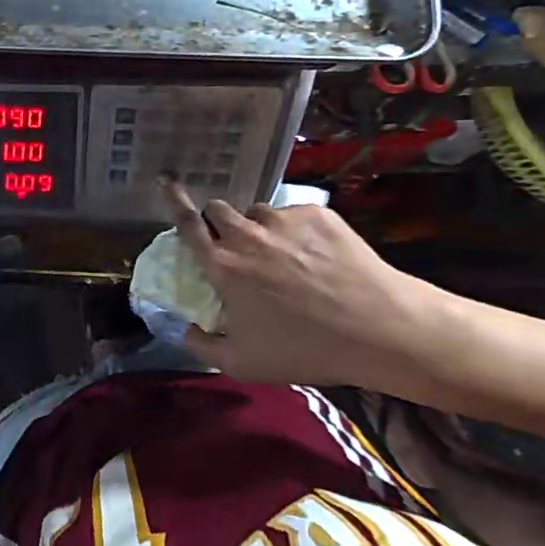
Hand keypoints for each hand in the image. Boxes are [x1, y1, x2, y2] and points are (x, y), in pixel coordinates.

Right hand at [161, 180, 451, 387]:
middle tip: (235, 246)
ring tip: (283, 256)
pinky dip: (295, 230)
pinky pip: (294, 214)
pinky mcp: (318, 214)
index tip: (166, 181)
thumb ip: (202, 346)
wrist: (378, 328)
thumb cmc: (305, 349)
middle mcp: (247, 235)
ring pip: (258, 212)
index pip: (188, 225)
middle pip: (219, 210)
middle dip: (218, 222)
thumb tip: (184, 329)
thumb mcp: (243, 363)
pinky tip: (317, 256)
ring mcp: (284, 220)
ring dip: (258, 228)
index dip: (173, 201)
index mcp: (224, 267)